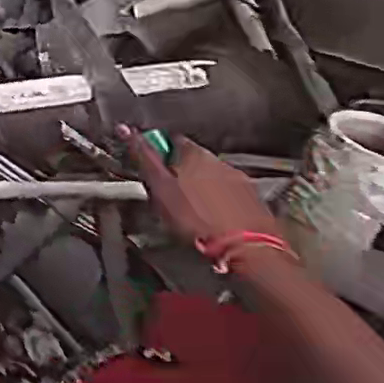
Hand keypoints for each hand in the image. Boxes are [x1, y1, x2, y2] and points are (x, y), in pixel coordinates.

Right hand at [126, 130, 280, 243]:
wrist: (249, 252)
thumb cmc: (196, 217)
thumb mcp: (159, 186)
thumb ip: (144, 157)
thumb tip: (126, 130)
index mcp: (195, 153)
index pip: (170, 139)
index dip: (156, 150)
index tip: (148, 165)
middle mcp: (222, 162)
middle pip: (193, 158)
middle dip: (179, 169)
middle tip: (165, 189)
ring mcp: (243, 183)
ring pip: (212, 176)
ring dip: (199, 185)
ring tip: (188, 206)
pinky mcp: (257, 203)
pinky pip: (229, 194)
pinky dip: (218, 200)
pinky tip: (211, 216)